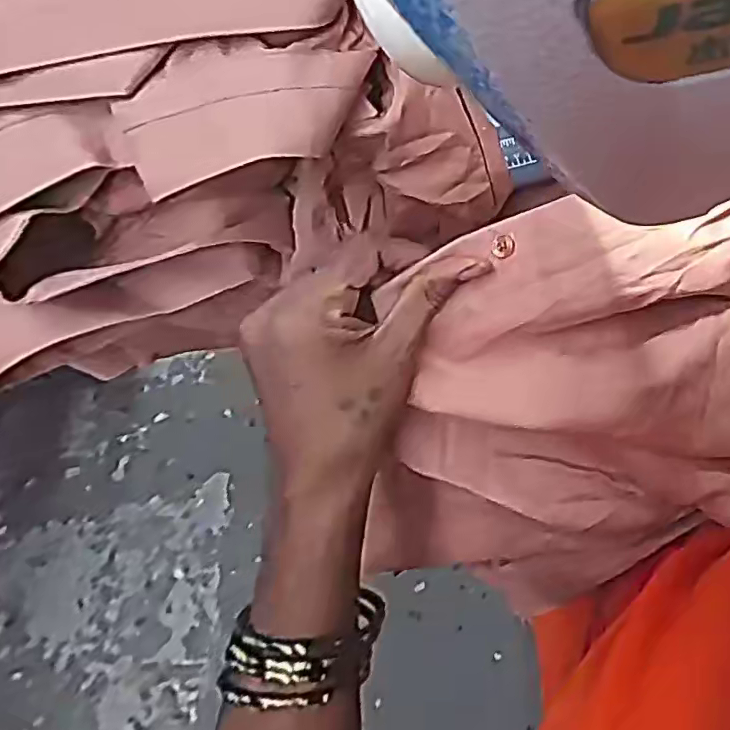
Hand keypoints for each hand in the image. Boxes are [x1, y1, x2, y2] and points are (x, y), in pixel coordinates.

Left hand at [237, 252, 489, 505]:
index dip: (407, 254)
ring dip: (368, 287)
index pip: (361, 251)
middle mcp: (269, 306)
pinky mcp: (266, 337)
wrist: (321, 478)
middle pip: (343, 262)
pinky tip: (366, 328)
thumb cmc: (360, 419)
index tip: (440, 274)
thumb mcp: (398, 350)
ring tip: (396, 314)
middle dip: (388, 272)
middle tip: (422, 294)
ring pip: (330, 279)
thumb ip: (427, 295)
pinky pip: (314, 299)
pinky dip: (346, 303)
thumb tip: (467, 260)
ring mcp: (262, 322)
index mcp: (296, 307)